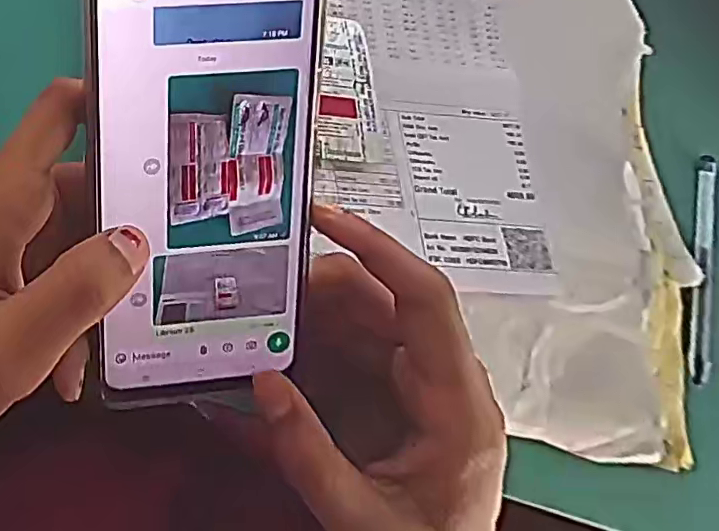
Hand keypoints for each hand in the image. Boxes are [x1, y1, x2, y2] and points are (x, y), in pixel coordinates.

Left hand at [0, 78, 148, 491]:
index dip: (110, 103)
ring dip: (97, 280)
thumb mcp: (12, 347)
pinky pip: (70, 251)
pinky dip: (78, 296)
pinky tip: (70, 356)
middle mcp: (11, 192)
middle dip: (122, 230)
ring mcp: (14, 219)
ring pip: (87, 223)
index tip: (164, 130)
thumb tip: (134, 241)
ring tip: (91, 346)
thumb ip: (77, 291)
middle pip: (91, 177)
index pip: (60, 110)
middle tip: (149, 284)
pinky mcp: (16, 246)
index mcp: (6, 194)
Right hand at [250, 203, 506, 530]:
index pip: (424, 296)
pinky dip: (307, 341)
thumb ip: (307, 456)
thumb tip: (263, 382)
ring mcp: (416, 379)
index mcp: (457, 404)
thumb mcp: (361, 521)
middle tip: (261, 298)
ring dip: (305, 316)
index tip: (324, 217)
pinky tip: (277, 360)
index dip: (375, 246)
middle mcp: (441, 378)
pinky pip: (346, 340)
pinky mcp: (393, 386)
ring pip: (355, 314)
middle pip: (376, 299)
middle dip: (313, 290)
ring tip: (262, 332)